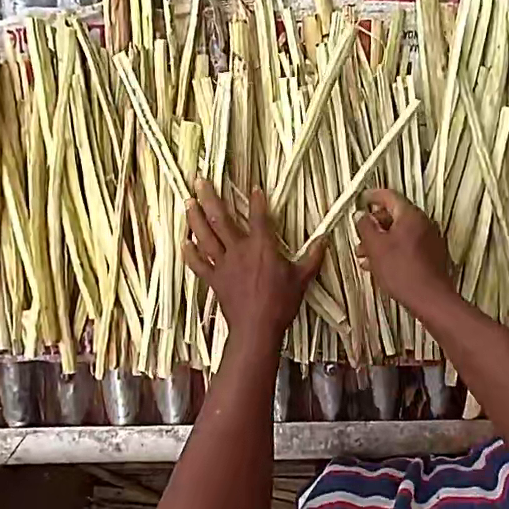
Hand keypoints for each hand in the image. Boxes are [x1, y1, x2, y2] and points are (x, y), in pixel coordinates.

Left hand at [184, 182, 325, 340]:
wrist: (257, 328)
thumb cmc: (281, 303)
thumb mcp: (302, 279)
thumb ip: (312, 257)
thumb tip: (325, 240)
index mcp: (262, 247)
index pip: (260, 217)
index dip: (257, 200)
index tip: (254, 187)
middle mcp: (239, 250)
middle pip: (221, 219)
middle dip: (209, 198)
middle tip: (199, 181)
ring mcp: (223, 265)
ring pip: (205, 236)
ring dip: (195, 218)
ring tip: (188, 202)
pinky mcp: (214, 280)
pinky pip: (198, 264)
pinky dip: (190, 253)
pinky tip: (184, 242)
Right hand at [353, 189, 455, 311]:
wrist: (430, 298)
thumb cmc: (402, 271)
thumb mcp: (375, 247)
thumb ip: (365, 227)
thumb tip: (361, 216)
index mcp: (411, 215)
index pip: (390, 196)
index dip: (373, 196)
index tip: (362, 199)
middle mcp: (424, 223)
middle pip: (395, 215)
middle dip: (374, 225)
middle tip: (360, 237)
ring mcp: (430, 239)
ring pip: (401, 233)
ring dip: (382, 241)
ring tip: (366, 257)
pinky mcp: (432, 255)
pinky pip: (409, 245)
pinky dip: (394, 250)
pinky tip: (381, 265)